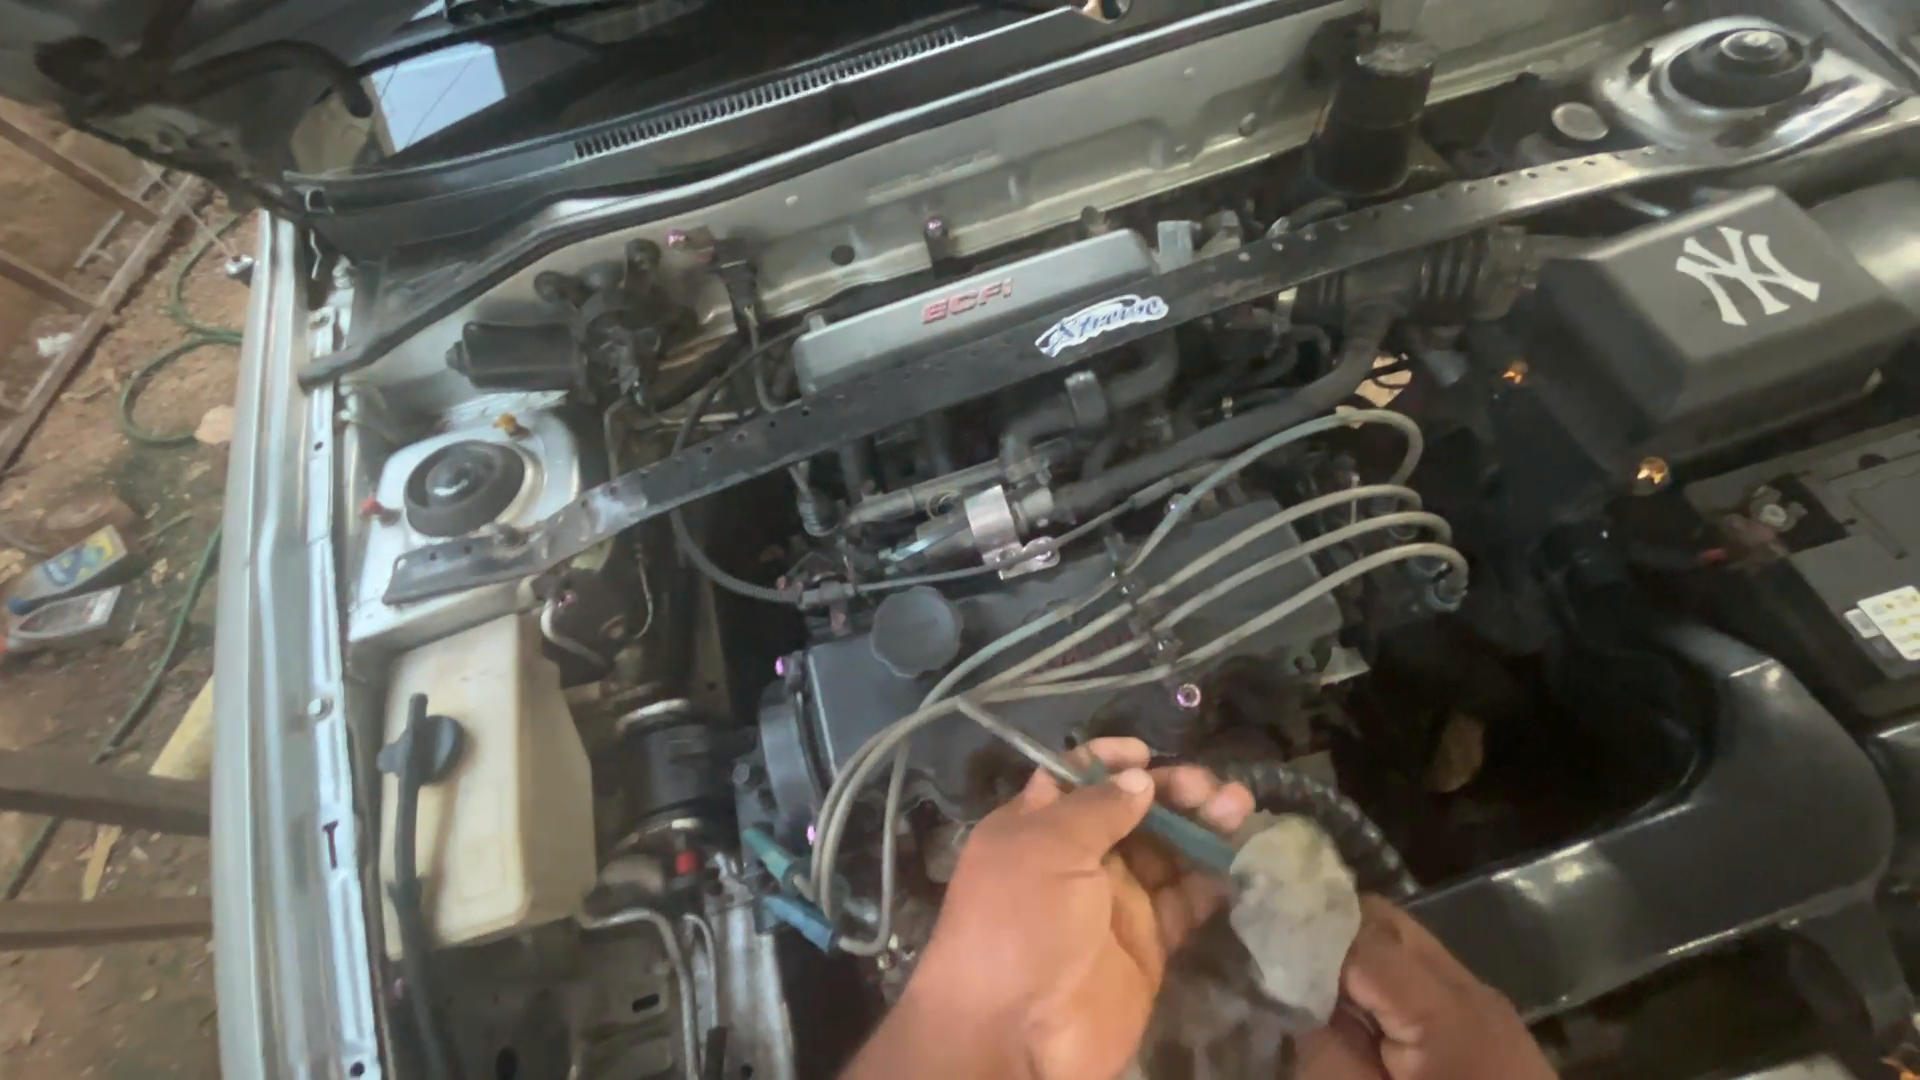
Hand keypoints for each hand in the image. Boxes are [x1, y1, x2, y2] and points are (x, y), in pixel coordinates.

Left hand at [845, 737, 1253, 1079]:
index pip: (1077, 777)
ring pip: (1165, 851)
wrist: (1016, 1033)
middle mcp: (1077, 856)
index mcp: (1039, 824)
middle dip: (1170, 791)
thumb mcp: (1047, 847)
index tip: (1146, 752)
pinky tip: (1239, 857)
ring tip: (1237, 808)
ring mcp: (1114, 899)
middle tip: (1209, 787)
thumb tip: (1139, 776)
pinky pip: (1185, 900)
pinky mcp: (1148, 942)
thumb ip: (1096, 808)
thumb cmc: (1020, 920)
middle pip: (1131, 810)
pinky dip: (1212, 878)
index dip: (1110, 760)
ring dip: (1201, 828)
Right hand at [1298, 896, 1556, 1079]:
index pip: (1355, 936)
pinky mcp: (1486, 1025)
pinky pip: (1418, 972)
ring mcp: (1484, 1005)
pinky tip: (1350, 1003)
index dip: (1300, 931)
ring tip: (1307, 976)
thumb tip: (1280, 986)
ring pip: (1399, 938)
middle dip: (1324, 926)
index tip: (1254, 933)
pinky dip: (1378, 972)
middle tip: (1276, 949)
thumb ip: (1321, 1043)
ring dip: (1350, 947)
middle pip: (1381, 919)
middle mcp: (1470, 989)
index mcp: (1444, 1011)